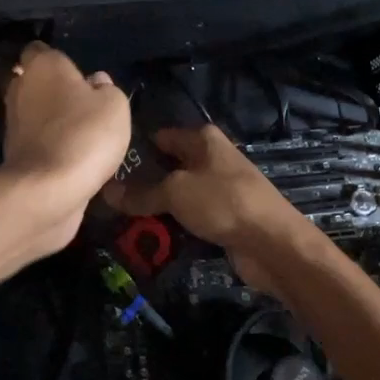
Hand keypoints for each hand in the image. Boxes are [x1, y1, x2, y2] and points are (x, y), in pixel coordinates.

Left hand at [0, 42, 131, 250]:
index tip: (77, 73)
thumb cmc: (85, 134)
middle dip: (52, 89)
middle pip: (34, 81)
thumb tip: (95, 83)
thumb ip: (106, 88)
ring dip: (51, 119)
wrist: (49, 190)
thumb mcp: (115, 105)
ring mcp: (13, 123)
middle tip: (82, 104)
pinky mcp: (14, 154)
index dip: (57, 60)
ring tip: (80, 133)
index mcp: (44, 66)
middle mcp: (21, 88)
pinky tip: (71, 157)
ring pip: (33, 112)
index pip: (39, 50)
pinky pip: (35, 141)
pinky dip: (48, 145)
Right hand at [101, 125, 311, 292]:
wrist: (273, 242)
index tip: (107, 167)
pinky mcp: (224, 216)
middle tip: (108, 201)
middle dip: (142, 184)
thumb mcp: (175, 193)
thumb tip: (107, 192)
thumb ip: (141, 193)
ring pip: (178, 195)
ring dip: (157, 209)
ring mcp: (220, 188)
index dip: (135, 150)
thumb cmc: (223, 202)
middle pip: (168, 167)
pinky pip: (190, 217)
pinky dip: (174, 226)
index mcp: (203, 139)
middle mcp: (212, 158)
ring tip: (122, 222)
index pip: (160, 137)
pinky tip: (150, 239)